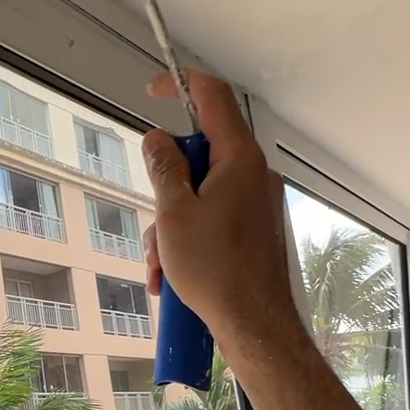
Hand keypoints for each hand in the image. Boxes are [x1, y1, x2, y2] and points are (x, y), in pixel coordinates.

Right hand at [143, 70, 362, 409]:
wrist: (254, 324)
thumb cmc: (213, 268)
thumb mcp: (173, 215)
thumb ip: (164, 169)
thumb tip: (157, 139)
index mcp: (238, 159)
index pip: (212, 98)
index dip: (180, 85)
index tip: (152, 90)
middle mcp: (253, 174)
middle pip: (199, 157)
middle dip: (165, 190)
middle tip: (154, 226)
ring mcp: (256, 204)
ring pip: (201, 196)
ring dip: (171, 226)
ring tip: (158, 267)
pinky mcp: (255, 230)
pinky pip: (213, 220)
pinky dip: (188, 240)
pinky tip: (171, 276)